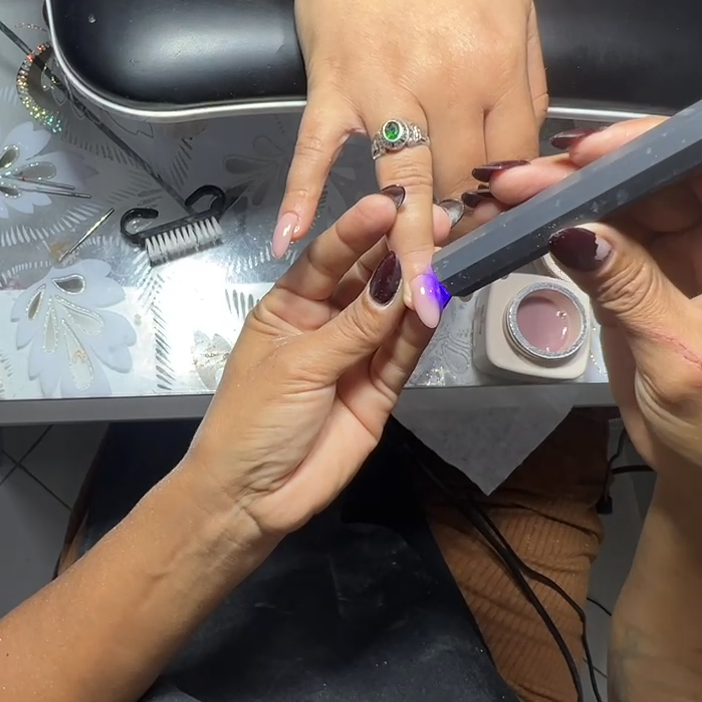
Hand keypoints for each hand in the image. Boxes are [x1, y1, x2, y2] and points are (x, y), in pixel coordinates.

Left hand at [181, 191, 432, 538]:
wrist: (252, 497)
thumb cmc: (253, 419)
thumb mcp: (298, 366)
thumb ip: (354, 327)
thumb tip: (401, 278)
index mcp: (287, 306)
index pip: (326, 258)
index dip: (356, 231)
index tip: (389, 204)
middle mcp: (323, 322)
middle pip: (366, 279)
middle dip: (397, 251)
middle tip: (436, 220)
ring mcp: (354, 355)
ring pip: (391, 312)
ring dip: (417, 285)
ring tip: (449, 251)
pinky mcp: (380, 388)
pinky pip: (404, 351)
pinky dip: (421, 328)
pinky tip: (440, 298)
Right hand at [276, 0, 545, 330]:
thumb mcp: (515, 10)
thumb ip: (528, 84)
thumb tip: (524, 157)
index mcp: (497, 65)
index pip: (512, 158)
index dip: (508, 203)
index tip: (500, 240)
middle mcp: (443, 84)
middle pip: (461, 181)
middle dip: (464, 233)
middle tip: (462, 277)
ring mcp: (380, 93)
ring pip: (402, 183)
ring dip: (408, 246)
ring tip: (411, 303)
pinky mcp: (330, 95)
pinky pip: (314, 153)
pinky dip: (299, 196)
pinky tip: (286, 240)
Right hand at [485, 122, 701, 494]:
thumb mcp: (688, 357)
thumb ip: (630, 288)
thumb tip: (567, 229)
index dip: (654, 144)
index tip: (582, 152)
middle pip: (656, 178)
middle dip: (586, 173)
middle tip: (513, 180)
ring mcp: (678, 259)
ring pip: (618, 207)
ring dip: (559, 199)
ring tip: (499, 198)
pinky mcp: (640, 284)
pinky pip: (597, 245)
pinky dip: (555, 233)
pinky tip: (514, 226)